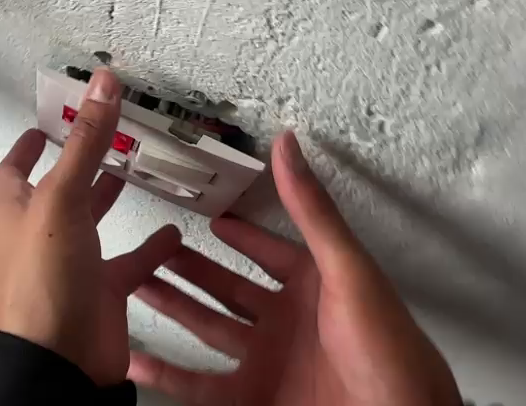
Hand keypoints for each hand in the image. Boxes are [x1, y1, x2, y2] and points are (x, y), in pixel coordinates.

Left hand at [0, 68, 182, 386]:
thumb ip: (85, 141)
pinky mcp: (101, 293)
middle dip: (77, 165)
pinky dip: (150, 249)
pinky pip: (129, 265)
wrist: (62, 364)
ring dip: (109, 199)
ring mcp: (72, 265)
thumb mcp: (62, 197)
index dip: (25, 148)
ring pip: (92, 224)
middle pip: (58, 191)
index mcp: (20, 209)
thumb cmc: (46, 277)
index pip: (14, 170)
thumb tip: (101, 82)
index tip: (40, 126)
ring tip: (134, 170)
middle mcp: (42, 234)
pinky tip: (173, 233)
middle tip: (100, 137)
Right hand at [130, 132, 461, 405]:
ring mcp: (268, 363)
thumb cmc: (390, 356)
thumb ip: (310, 209)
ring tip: (134, 282)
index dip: (238, 231)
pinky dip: (166, 374)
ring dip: (171, 305)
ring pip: (206, 326)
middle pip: (226, 286)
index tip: (209, 212)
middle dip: (190, 265)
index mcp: (312, 285)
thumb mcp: (347, 271)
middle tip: (156, 244)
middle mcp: (287, 322)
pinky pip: (199, 386)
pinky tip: (137, 360)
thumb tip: (288, 145)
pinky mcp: (254, 400)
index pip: (264, 249)